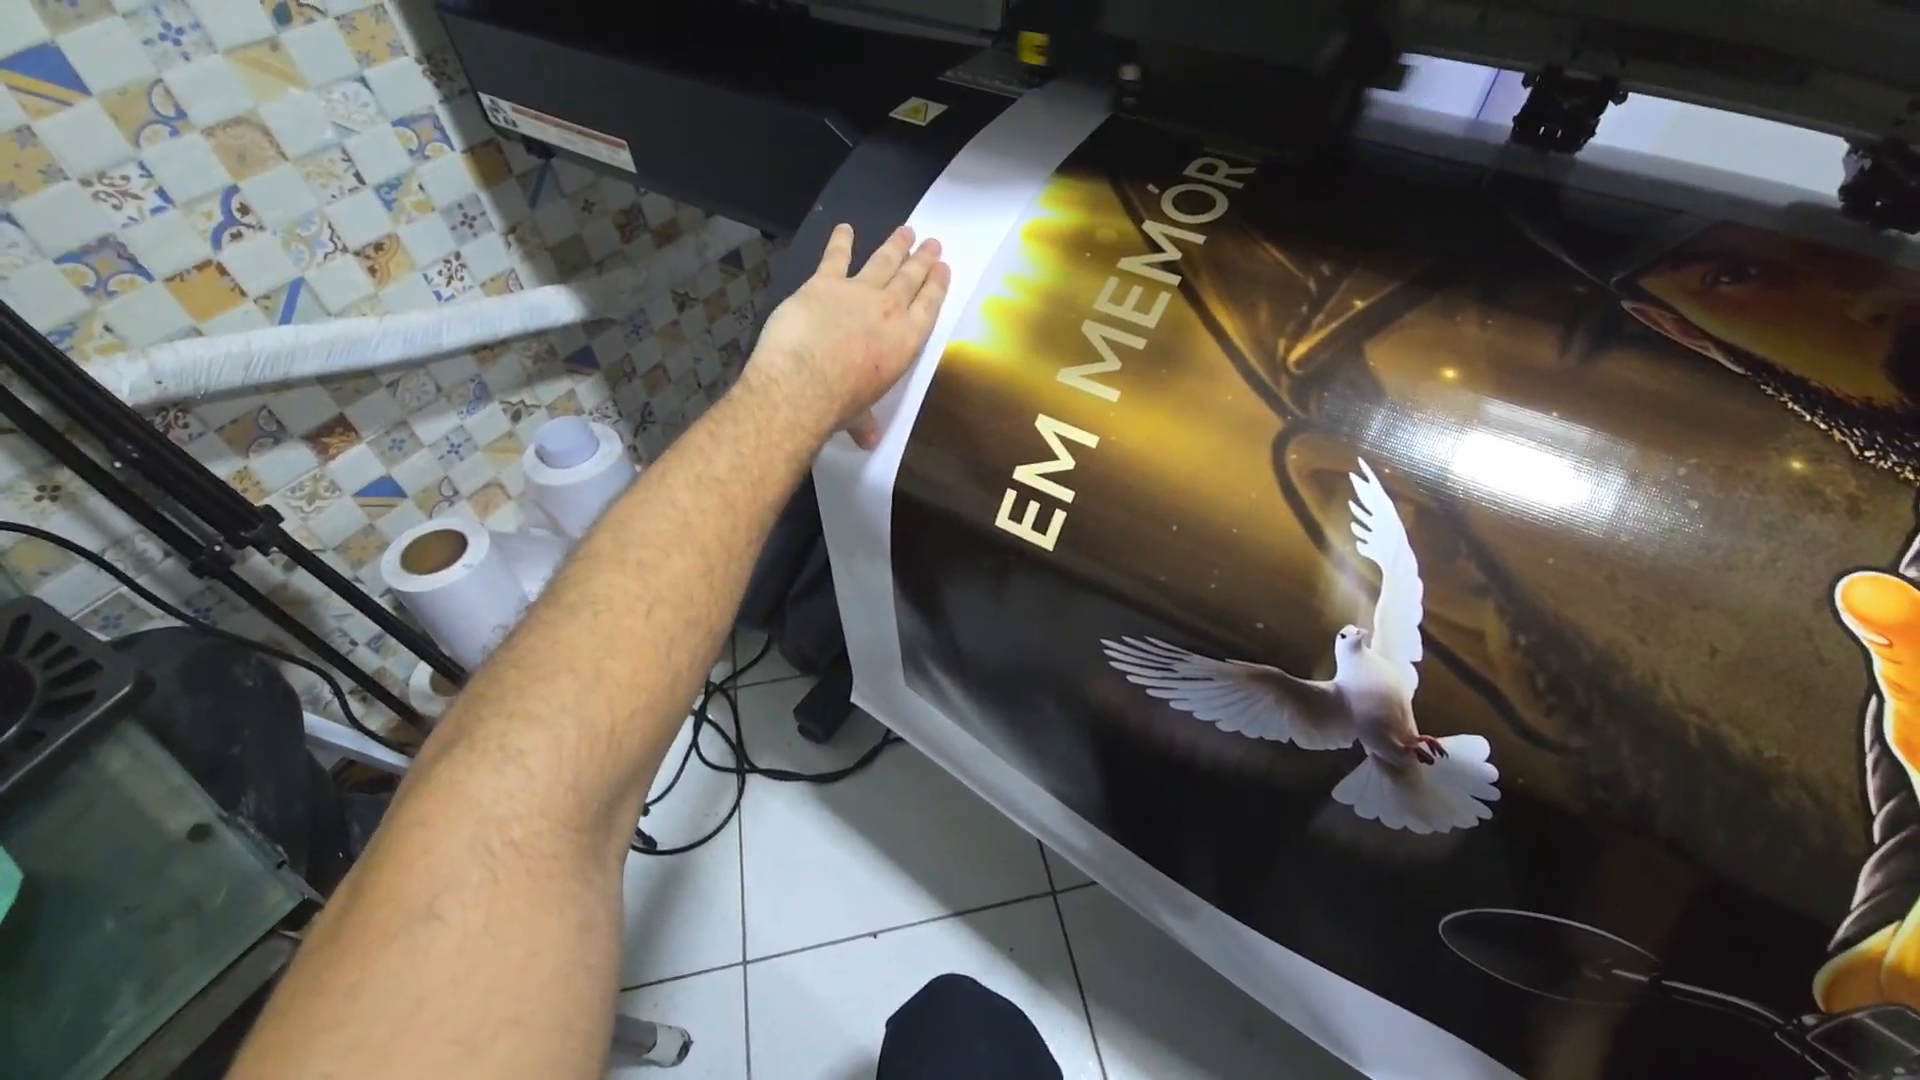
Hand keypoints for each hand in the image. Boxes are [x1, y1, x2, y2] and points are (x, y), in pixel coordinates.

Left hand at [750, 223, 949, 449]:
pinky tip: (845, 229)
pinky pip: (835, 257)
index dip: (938, 285)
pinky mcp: (823, 283)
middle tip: (932, 244)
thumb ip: (867, 423)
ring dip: (895, 246)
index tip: (944, 269)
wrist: (802, 384)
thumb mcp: (861, 416)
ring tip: (906, 231)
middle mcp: (888, 311)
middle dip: (922, 260)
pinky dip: (841, 241)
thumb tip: (870, 442)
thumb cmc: (839, 405)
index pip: (928, 306)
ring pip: (882, 262)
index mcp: (905, 342)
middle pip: (910, 279)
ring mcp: (857, 293)